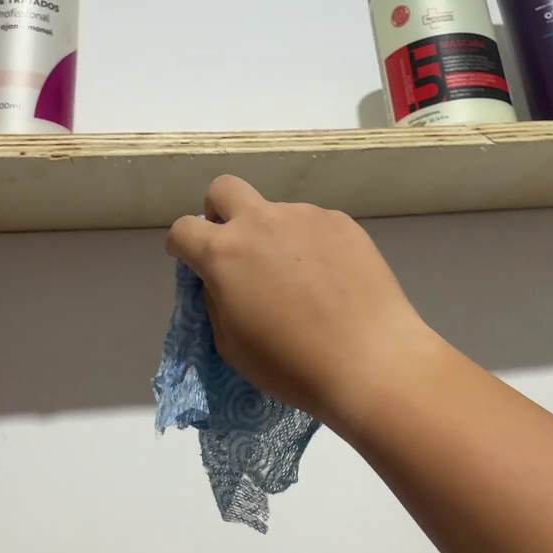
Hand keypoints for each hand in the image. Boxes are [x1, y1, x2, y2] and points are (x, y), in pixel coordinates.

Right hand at [165, 175, 447, 426]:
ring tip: (303, 281)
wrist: (369, 359)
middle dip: (220, 211)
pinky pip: (313, 225)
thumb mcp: (231, 343)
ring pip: (276, 212)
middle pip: (224, 188)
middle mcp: (261, 221)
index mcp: (224, 253)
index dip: (182, 246)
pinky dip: (312, 245)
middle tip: (237, 247)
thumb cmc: (292, 364)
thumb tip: (222, 278)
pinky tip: (333, 279)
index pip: (183, 228)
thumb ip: (217, 297)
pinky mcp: (341, 221)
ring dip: (275, 236)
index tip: (192, 261)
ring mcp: (304, 215)